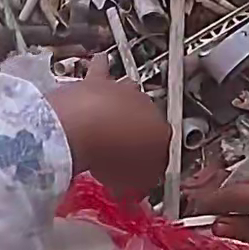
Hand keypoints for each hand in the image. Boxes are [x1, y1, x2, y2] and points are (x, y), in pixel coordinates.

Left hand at [44, 61, 169, 200]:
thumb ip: (137, 183)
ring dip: (123, 102)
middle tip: (122, 150)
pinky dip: (103, 66)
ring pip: (129, 92)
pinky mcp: (97, 79)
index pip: (161, 146)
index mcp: (162, 131)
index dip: (149, 160)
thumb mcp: (131, 182)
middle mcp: (147, 105)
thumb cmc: (112, 158)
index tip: (137, 173)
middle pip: (146, 118)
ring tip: (112, 116)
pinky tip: (101, 60)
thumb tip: (136, 189)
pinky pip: (103, 68)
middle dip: (138, 131)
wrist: (86, 127)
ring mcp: (122, 89)